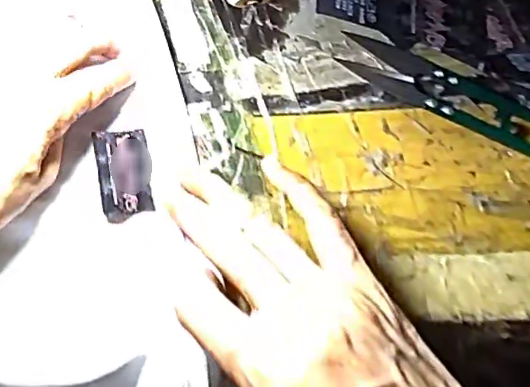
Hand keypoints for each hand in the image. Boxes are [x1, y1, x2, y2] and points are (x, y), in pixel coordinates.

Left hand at [0, 26, 133, 289]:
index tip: (127, 70)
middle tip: (110, 43)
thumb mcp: (40, 178)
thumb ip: (59, 140)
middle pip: (63, 47)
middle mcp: (16, 82)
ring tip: (75, 29)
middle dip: (92, 42)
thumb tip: (65, 119)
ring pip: (31, 39)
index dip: (112, 77)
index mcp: (42, 109)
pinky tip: (29, 37)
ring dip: (58, 33)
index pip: (87, 86)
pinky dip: (21, 38)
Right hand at [168, 155, 458, 386]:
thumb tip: (209, 319)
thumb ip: (239, 360)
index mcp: (268, 361)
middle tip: (162, 189)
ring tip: (191, 173)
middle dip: (184, 215)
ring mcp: (332, 296)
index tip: (164, 266)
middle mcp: (295, 319)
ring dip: (218, 195)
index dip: (174, 282)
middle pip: (221, 248)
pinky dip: (299, 191)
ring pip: (259, 228)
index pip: (195, 300)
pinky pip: (326, 227)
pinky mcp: (367, 288)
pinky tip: (273, 168)